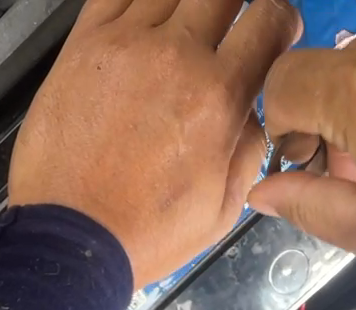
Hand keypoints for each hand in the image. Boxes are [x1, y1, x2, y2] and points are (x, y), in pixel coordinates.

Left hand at [10, 0, 300, 286]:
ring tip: (185, 29)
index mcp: (218, 97)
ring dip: (188, 4)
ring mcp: (125, 43)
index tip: (275, 30)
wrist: (75, 240)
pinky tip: (147, 17)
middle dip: (236, 5)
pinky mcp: (83, 45)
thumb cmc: (145, 234)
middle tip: (229, 28)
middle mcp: (176, 56)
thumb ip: (248, 149)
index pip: (268, 20)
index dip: (280, 19)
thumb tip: (252, 113)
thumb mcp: (223, 210)